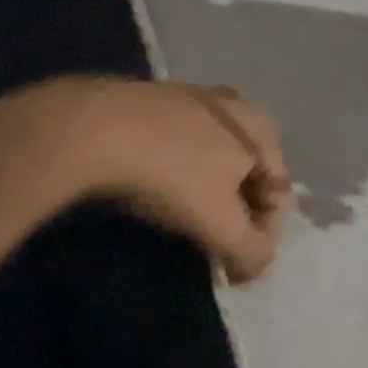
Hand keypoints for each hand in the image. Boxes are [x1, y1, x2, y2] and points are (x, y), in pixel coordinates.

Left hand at [0, 78, 291, 282]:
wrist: (90, 129)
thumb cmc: (170, 174)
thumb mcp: (221, 224)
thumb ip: (253, 252)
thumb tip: (257, 267)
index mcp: (260, 127)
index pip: (278, 195)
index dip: (263, 239)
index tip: (236, 270)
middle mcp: (233, 104)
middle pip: (246, 176)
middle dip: (235, 216)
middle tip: (214, 248)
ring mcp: (189, 98)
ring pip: (211, 161)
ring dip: (204, 198)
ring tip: (183, 226)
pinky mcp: (150, 102)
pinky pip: (178, 149)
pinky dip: (175, 176)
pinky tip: (153, 194)